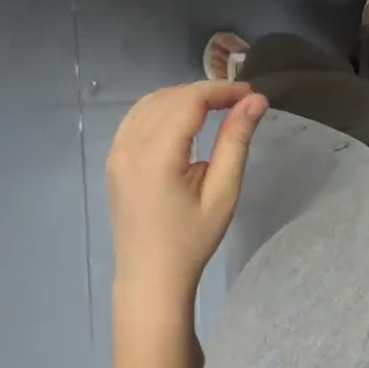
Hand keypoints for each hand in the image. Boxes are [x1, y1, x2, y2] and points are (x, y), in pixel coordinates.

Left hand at [106, 82, 267, 311]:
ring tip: (215, 109)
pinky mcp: (113, 158)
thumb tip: (255, 101)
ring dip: (184, 97)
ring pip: (152, 101)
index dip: (222, 89)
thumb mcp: (223, 192)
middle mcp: (129, 145)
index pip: (190, 99)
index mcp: (156, 155)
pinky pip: (137, 116)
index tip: (250, 94)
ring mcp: (116, 151)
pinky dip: (162, 108)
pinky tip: (183, 120)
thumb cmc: (192, 240)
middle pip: (171, 96)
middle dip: (206, 92)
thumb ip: (236, 141)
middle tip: (239, 104)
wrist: (151, 277)